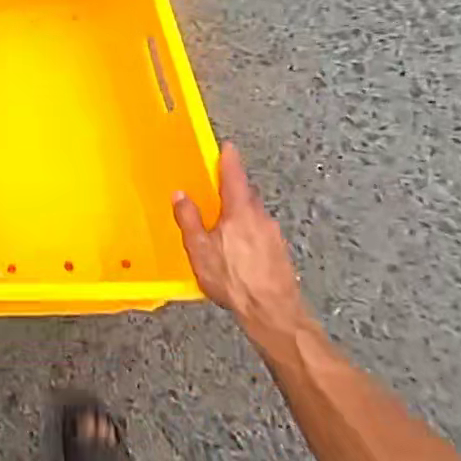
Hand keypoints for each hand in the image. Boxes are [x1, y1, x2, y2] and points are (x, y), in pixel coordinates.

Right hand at [172, 143, 309, 342]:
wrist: (272, 313)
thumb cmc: (235, 281)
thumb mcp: (199, 248)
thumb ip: (189, 218)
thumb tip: (181, 197)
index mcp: (240, 213)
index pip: (235, 177)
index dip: (230, 161)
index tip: (228, 148)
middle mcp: (261, 220)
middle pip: (246, 194)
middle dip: (232, 187)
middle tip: (218, 183)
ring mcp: (273, 237)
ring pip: (253, 214)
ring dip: (238, 210)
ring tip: (221, 219)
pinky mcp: (279, 253)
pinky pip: (259, 231)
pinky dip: (246, 229)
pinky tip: (235, 243)